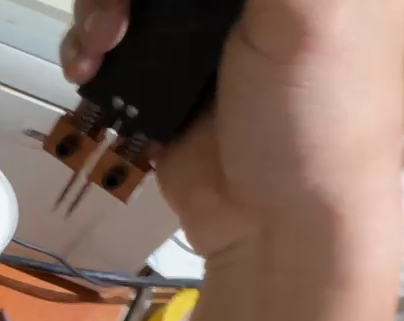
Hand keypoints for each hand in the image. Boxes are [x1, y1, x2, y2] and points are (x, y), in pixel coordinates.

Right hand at [61, 0, 403, 257]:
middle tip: (116, 14)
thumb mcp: (307, 5)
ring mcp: (202, 21)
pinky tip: (88, 70)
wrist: (271, 217)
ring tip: (98, 50)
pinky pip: (110, 36)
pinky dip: (88, 48)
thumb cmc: (315, 106)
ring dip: (98, 9)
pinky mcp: (162, 68)